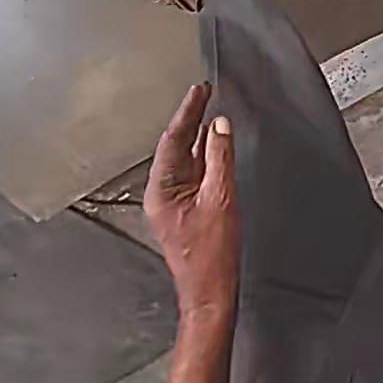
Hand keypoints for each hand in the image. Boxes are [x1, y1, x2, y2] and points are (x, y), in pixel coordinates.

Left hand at [145, 83, 240, 323]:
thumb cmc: (211, 256)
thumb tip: (220, 126)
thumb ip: (220, 157)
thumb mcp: (220, 198)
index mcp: (161, 190)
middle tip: (204, 91)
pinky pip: (196, 168)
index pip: (173, 139)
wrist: (212, 291)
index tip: (199, 90)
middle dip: (191, 117)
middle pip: (177, 144)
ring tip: (209, 107)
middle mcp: (163, 192)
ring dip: (199, 132)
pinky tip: (215, 139)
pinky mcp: (189, 204)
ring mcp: (175, 199)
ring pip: (187, 155)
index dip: (188, 112)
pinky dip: (206, 150)